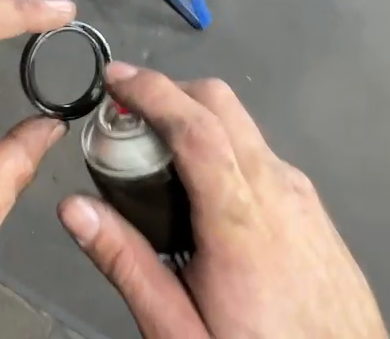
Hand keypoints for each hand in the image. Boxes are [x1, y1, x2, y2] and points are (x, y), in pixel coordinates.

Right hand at [58, 64, 386, 338]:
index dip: (152, 91)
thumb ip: (128, 264)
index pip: (196, 128)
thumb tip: (73, 207)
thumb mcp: (181, 334)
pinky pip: (262, 155)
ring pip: (243, 126)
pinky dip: (224, 145)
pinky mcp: (316, 212)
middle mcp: (278, 193)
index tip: (114, 77)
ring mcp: (303, 199)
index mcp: (240, 223)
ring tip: (158, 153)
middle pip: (222, 105)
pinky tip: (204, 192)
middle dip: (170, 90)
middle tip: (127, 110)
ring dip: (197, 117)